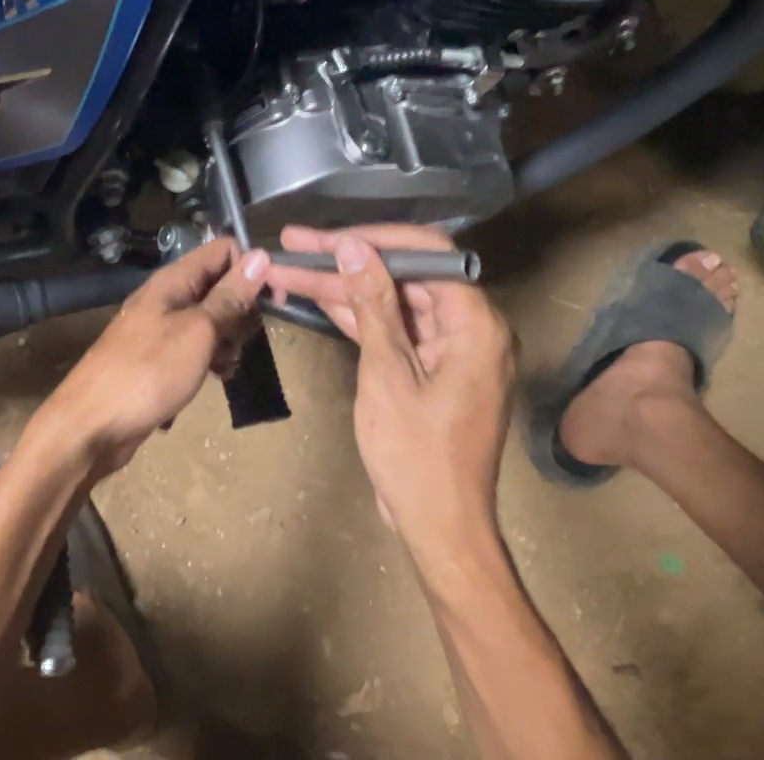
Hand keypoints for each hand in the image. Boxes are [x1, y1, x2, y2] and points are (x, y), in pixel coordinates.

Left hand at [30, 238, 271, 478]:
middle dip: (242, 312)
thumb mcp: (197, 332)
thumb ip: (229, 297)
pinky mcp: (159, 360)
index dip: (251, 269)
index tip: (272, 300)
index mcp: (173, 282)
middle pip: (219, 287)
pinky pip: (196, 349)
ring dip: (228, 341)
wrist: (92, 426)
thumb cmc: (146, 373)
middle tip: (244, 341)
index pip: (222, 251)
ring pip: (211, 322)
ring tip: (226, 366)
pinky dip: (210, 360)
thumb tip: (260, 256)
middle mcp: (166, 298)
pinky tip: (216, 379)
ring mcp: (161, 330)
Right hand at [268, 225, 513, 545]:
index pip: (426, 254)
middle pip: (403, 276)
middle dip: (345, 261)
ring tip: (288, 268)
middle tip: (292, 245)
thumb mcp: (387, 374)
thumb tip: (353, 247)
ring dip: (342, 288)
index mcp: (475, 324)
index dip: (372, 239)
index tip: (324, 237)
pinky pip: (391, 331)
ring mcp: (447, 349)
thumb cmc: (416, 455)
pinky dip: (356, 318)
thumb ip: (372, 304)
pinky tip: (313, 300)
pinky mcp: (427, 369)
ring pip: (390, 302)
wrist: (438, 526)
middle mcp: (468, 328)